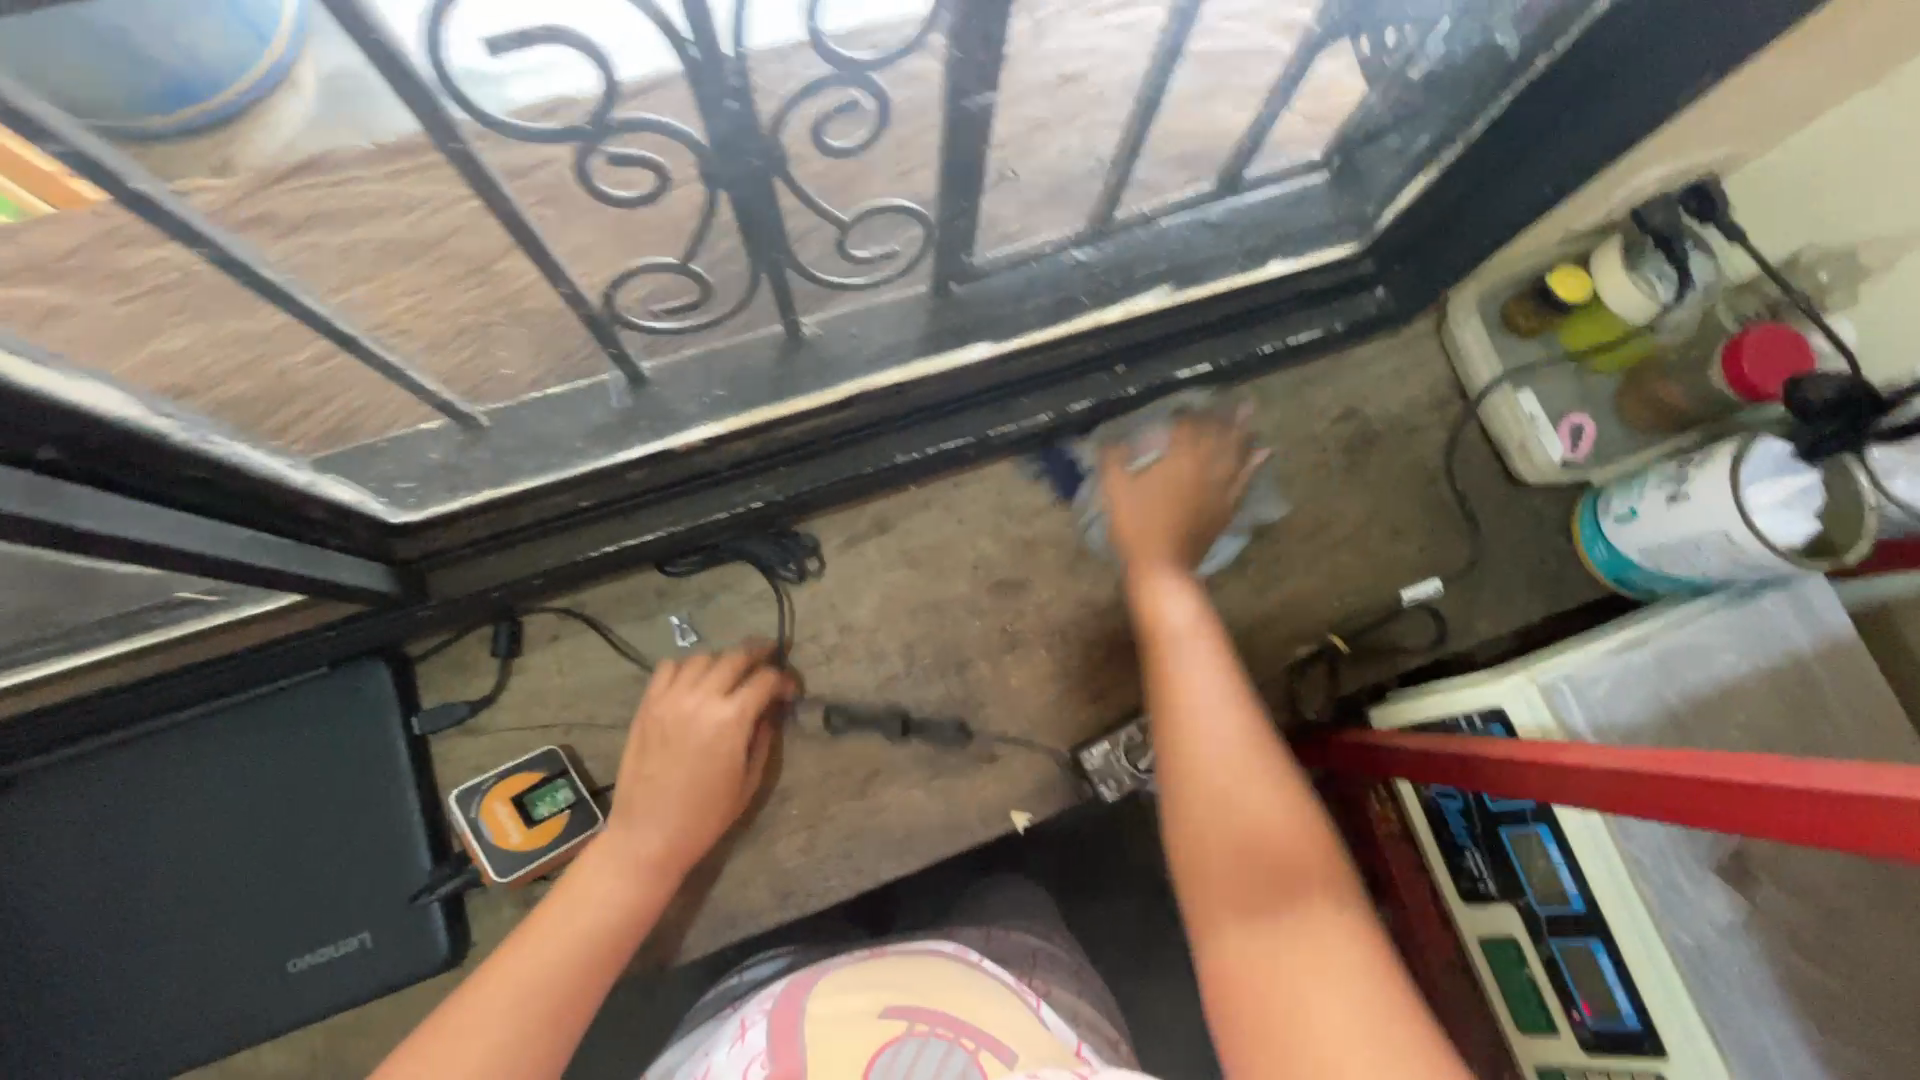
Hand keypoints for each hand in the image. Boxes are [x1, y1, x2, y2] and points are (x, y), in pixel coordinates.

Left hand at [600, 642, 795, 879]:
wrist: (648, 834)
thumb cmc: (705, 816)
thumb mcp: (749, 780)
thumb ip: (763, 738)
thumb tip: (769, 711)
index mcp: (732, 719)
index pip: (766, 679)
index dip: (785, 679)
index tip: (791, 690)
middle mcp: (701, 699)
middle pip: (736, 657)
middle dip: (759, 654)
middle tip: (771, 657)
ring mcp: (670, 699)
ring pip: (702, 657)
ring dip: (723, 659)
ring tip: (732, 671)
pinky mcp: (647, 706)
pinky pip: (668, 668)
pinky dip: (686, 666)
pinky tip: (695, 680)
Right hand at [1099, 407, 1268, 573]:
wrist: (1163, 566)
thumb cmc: (1136, 527)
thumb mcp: (1115, 490)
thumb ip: (1112, 460)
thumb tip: (1109, 440)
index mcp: (1177, 460)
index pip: (1188, 428)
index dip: (1188, 415)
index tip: (1186, 407)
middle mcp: (1204, 467)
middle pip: (1218, 436)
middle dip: (1224, 417)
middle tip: (1235, 400)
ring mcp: (1219, 488)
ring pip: (1236, 453)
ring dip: (1243, 432)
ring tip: (1251, 414)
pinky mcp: (1227, 507)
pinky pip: (1245, 480)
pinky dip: (1255, 464)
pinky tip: (1264, 453)